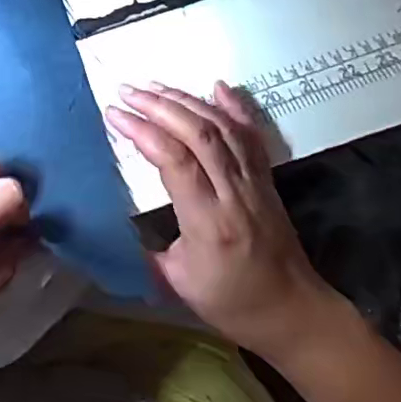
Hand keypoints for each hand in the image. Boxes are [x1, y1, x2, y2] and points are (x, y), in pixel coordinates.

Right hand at [105, 82, 352, 361]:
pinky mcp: (267, 180)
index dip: (142, 131)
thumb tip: (103, 222)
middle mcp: (236, 194)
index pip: (175, 161)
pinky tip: (215, 87)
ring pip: (223, 129)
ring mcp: (256, 184)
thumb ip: (141, 248)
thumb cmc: (231, 302)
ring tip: (153, 86)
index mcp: (209, 222)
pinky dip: (234, 108)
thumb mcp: (176, 282)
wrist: (297, 314)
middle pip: (199, 135)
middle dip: (159, 106)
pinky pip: (251, 137)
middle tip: (126, 91)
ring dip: (186, 101)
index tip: (113, 114)